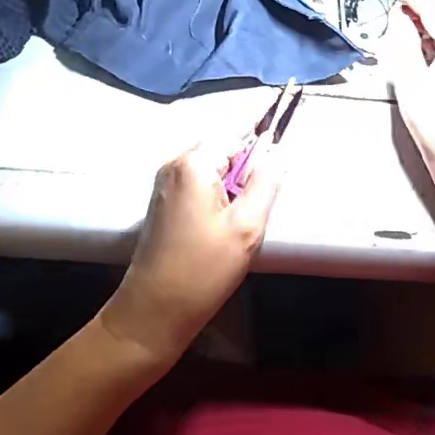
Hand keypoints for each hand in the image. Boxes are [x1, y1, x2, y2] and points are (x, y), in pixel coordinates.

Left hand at [99, 141, 279, 363]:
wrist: (153, 311)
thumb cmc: (203, 270)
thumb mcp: (246, 227)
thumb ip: (266, 183)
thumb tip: (278, 152)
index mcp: (194, 163)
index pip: (235, 130)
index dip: (260, 129)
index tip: (281, 122)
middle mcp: (175, 164)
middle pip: (222, 145)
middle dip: (247, 159)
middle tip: (266, 187)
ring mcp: (165, 182)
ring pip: (211, 164)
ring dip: (234, 177)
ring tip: (247, 207)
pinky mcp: (163, 201)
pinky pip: (198, 181)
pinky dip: (218, 189)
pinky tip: (227, 218)